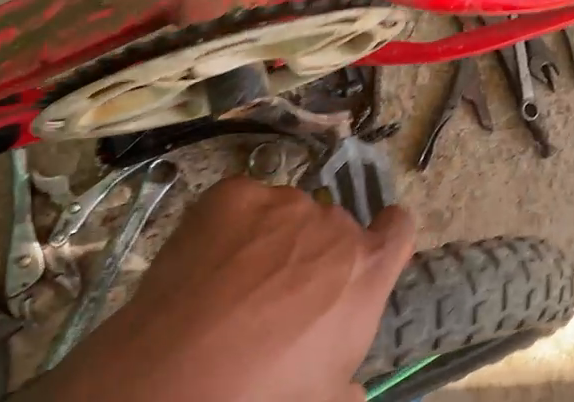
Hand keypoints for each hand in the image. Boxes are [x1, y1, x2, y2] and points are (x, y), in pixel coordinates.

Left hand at [23, 175, 416, 401]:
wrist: (175, 375)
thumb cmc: (265, 394)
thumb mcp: (324, 401)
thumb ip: (349, 383)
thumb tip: (350, 388)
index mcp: (366, 269)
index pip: (399, 227)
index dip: (385, 238)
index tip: (363, 257)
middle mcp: (332, 223)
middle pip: (332, 227)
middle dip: (313, 254)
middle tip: (277, 298)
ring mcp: (282, 201)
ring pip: (286, 214)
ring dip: (272, 239)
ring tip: (232, 286)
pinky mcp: (233, 193)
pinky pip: (244, 203)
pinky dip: (232, 226)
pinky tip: (207, 265)